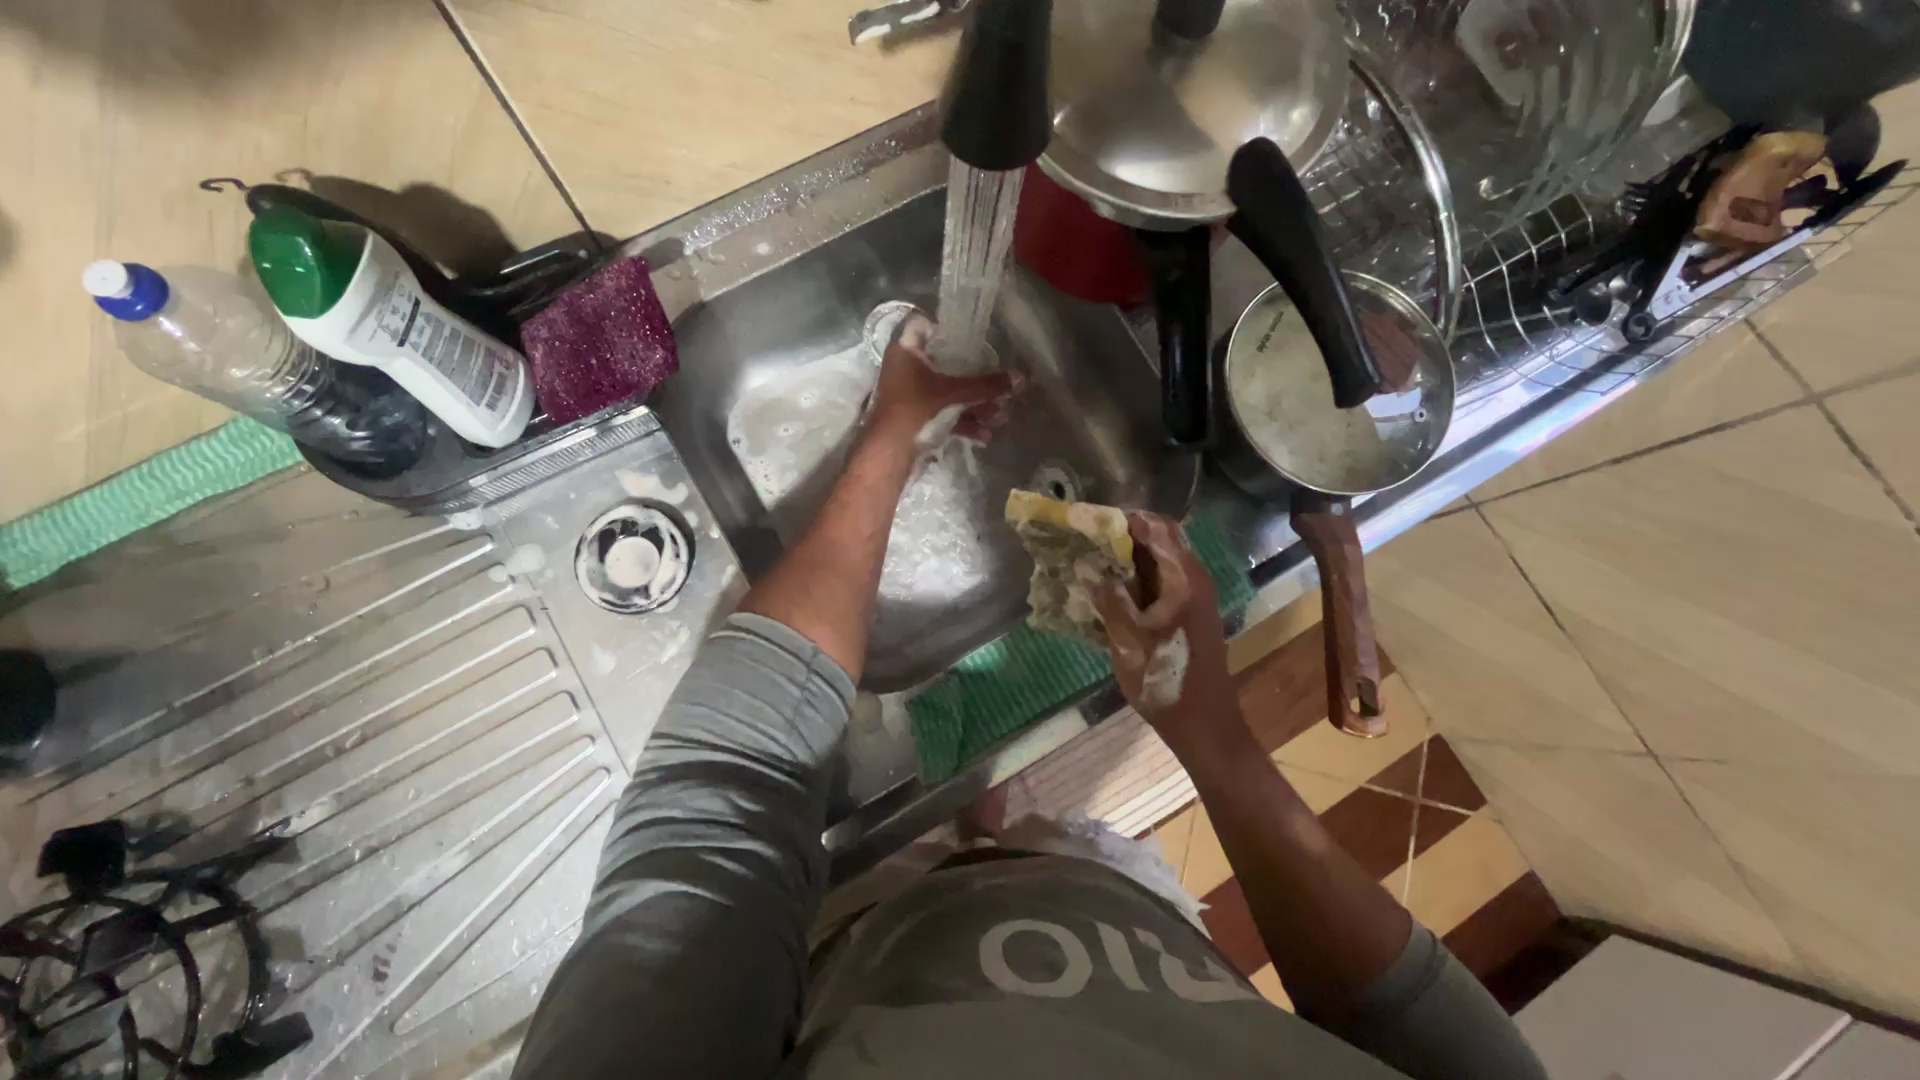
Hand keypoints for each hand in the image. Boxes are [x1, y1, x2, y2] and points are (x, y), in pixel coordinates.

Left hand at [869, 313, 1017, 447]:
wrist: (888, 453)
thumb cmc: (915, 410)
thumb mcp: (954, 394)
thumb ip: (987, 386)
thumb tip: (1021, 379)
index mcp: (906, 351)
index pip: (922, 325)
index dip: (945, 328)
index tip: (970, 336)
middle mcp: (906, 368)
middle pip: (944, 363)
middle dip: (974, 378)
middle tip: (998, 383)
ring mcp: (910, 394)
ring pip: (947, 392)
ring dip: (974, 404)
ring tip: (999, 415)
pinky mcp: (916, 417)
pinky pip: (943, 413)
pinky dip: (962, 421)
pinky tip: (985, 435)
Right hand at [1094, 512, 1236, 750]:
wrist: (1203, 723)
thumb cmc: (1166, 678)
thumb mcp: (1128, 640)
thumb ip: (1109, 600)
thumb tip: (1089, 567)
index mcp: (1184, 578)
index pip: (1157, 528)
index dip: (1125, 519)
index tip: (1092, 521)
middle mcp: (1193, 580)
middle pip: (1160, 541)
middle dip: (1124, 537)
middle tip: (1087, 540)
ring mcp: (1193, 597)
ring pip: (1159, 562)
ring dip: (1129, 559)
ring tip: (1091, 562)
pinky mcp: (1188, 614)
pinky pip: (1160, 582)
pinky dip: (1137, 579)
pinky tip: (1110, 590)